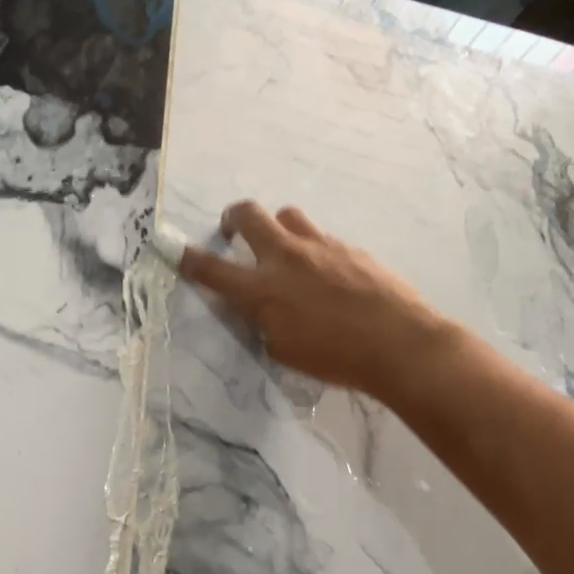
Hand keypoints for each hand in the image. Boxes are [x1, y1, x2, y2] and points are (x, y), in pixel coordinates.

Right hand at [179, 201, 461, 397]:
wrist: (398, 342)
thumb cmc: (333, 358)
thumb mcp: (282, 350)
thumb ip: (262, 322)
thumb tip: (255, 307)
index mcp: (262, 290)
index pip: (213, 270)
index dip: (189, 260)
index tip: (175, 251)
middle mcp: (286, 257)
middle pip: (250, 215)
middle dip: (233, 218)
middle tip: (232, 231)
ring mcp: (321, 246)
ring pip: (288, 216)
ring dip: (275, 227)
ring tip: (280, 249)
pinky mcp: (350, 247)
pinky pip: (320, 237)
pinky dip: (310, 248)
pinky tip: (322, 274)